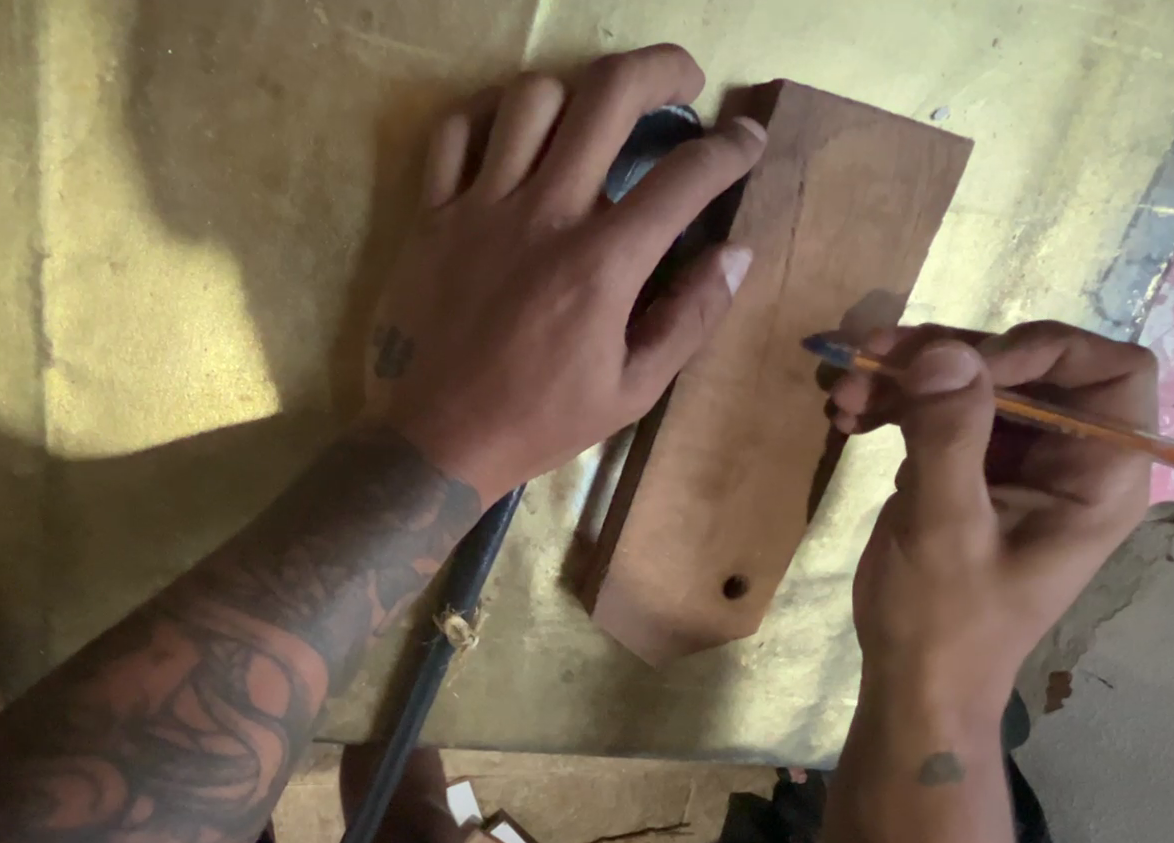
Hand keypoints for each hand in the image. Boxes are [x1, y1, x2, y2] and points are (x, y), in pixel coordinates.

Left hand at [363, 45, 765, 502]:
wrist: (435, 442)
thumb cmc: (536, 425)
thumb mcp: (630, 393)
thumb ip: (689, 320)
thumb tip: (735, 254)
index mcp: (602, 264)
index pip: (686, 174)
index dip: (732, 146)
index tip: (744, 141)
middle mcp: (543, 217)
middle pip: (609, 93)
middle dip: (663, 68)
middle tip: (680, 83)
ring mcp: (479, 211)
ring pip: (531, 99)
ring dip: (574, 94)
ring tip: (588, 119)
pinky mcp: (429, 220)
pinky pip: (452, 134)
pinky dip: (485, 118)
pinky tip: (507, 138)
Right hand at [828, 322, 1156, 712]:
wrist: (911, 675)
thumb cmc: (945, 618)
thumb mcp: (945, 528)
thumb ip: (949, 438)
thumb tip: (941, 351)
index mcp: (1097, 474)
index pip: (1107, 371)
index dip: (1039, 351)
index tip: (955, 367)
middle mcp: (1061, 458)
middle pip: (1023, 369)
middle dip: (945, 358)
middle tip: (870, 358)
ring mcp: (1007, 464)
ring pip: (967, 386)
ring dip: (902, 379)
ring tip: (841, 393)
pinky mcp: (960, 473)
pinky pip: (931, 416)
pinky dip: (889, 407)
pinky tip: (846, 418)